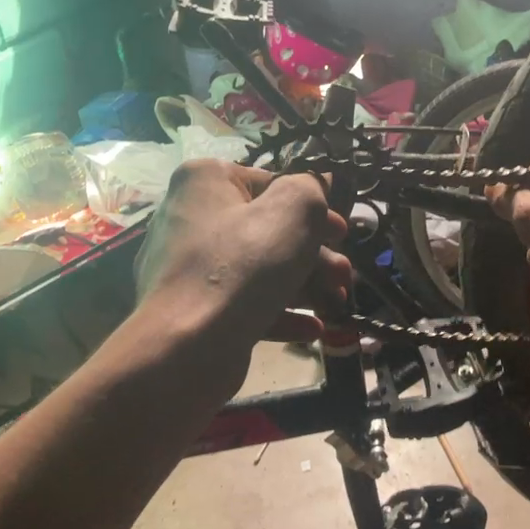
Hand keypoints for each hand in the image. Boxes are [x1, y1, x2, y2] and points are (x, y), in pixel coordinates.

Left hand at [135, 160, 351, 344]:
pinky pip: (243, 301)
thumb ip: (312, 188)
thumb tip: (316, 183)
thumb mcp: (294, 210)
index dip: (314, 208)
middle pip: (268, 229)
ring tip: (335, 304)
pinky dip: (279, 312)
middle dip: (315, 255)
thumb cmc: (243, 266)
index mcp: (205, 180)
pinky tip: (312, 329)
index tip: (341, 234)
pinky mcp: (193, 309)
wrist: (186, 348)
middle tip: (344, 275)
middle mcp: (190, 217)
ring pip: (259, 268)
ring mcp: (188, 267)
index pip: (271, 183)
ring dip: (305, 285)